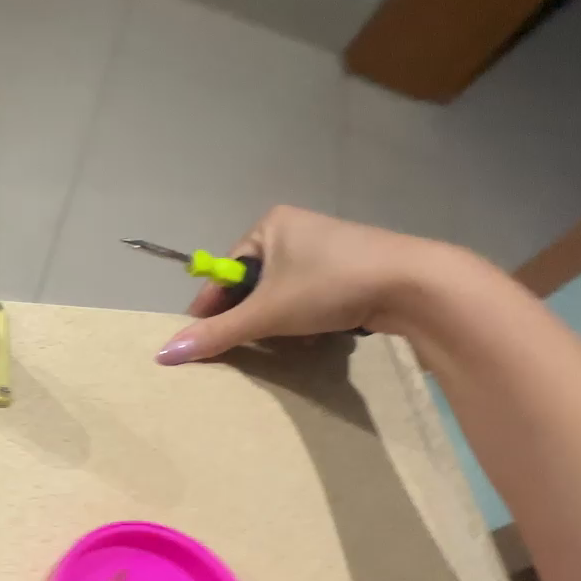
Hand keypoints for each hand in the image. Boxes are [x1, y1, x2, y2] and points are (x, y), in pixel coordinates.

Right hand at [156, 205, 471, 364]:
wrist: (418, 286)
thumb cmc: (331, 286)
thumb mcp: (266, 314)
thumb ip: (215, 334)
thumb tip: (162, 355)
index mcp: (268, 225)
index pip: (223, 274)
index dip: (211, 310)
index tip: (205, 342)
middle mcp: (295, 229)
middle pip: (251, 286)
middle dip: (250, 318)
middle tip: (249, 346)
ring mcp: (327, 248)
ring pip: (281, 295)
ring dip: (277, 323)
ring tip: (287, 342)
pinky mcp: (352, 267)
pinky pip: (309, 297)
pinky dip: (305, 319)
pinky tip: (315, 335)